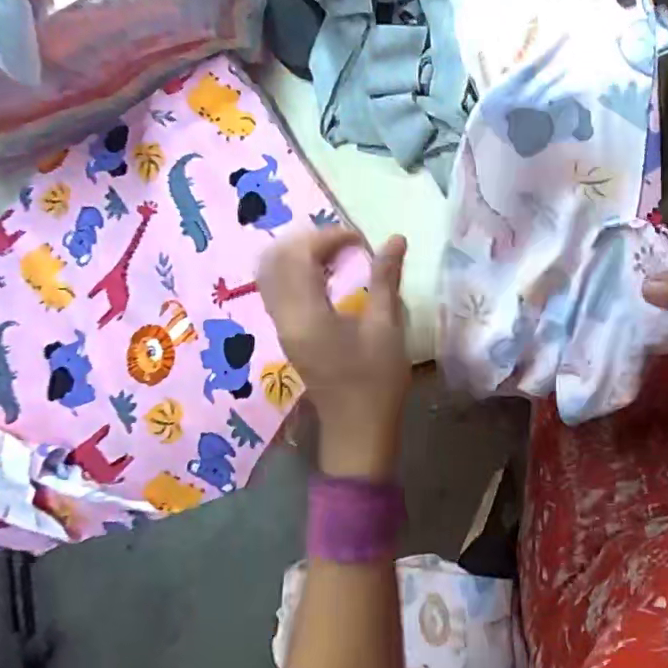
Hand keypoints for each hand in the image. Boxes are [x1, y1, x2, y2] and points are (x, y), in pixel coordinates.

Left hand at [257, 227, 409, 481]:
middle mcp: (284, 317)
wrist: (358, 429)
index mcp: (306, 314)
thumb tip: (395, 239)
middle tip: (346, 244)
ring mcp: (281, 327)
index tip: (361, 240)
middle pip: (276, 259)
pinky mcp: (287, 335)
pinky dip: (298, 273)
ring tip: (338, 257)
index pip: (300, 255)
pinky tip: (328, 278)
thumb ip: (386, 279)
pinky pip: (279, 290)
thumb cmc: (377, 381)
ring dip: (300, 256)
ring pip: (272, 273)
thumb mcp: (387, 327)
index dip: (329, 237)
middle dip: (310, 241)